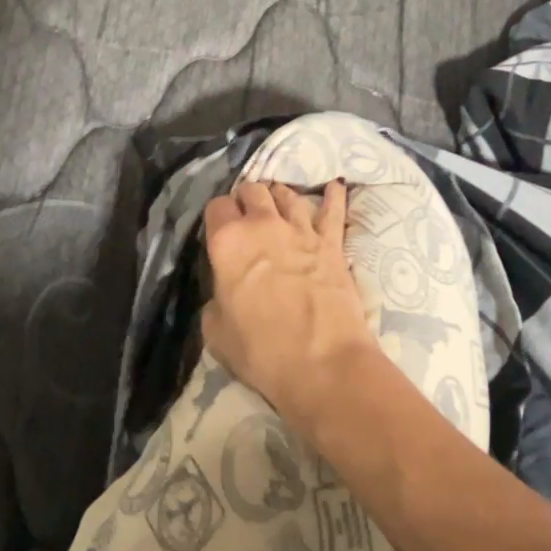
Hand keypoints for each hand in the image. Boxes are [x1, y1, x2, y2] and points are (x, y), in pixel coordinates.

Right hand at [201, 180, 377, 425]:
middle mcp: (262, 225)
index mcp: (228, 242)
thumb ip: (215, 300)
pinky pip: (333, 210)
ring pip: (287, 194)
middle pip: (253, 190)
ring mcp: (301, 230)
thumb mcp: (216, 332)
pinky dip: (334, 196)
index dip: (216, 217)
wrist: (323, 363)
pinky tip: (336, 186)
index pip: (216, 206)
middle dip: (247, 199)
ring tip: (278, 202)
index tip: (218, 230)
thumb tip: (223, 292)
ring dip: (279, 196)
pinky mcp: (332, 243)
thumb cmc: (262, 352)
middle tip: (246, 215)